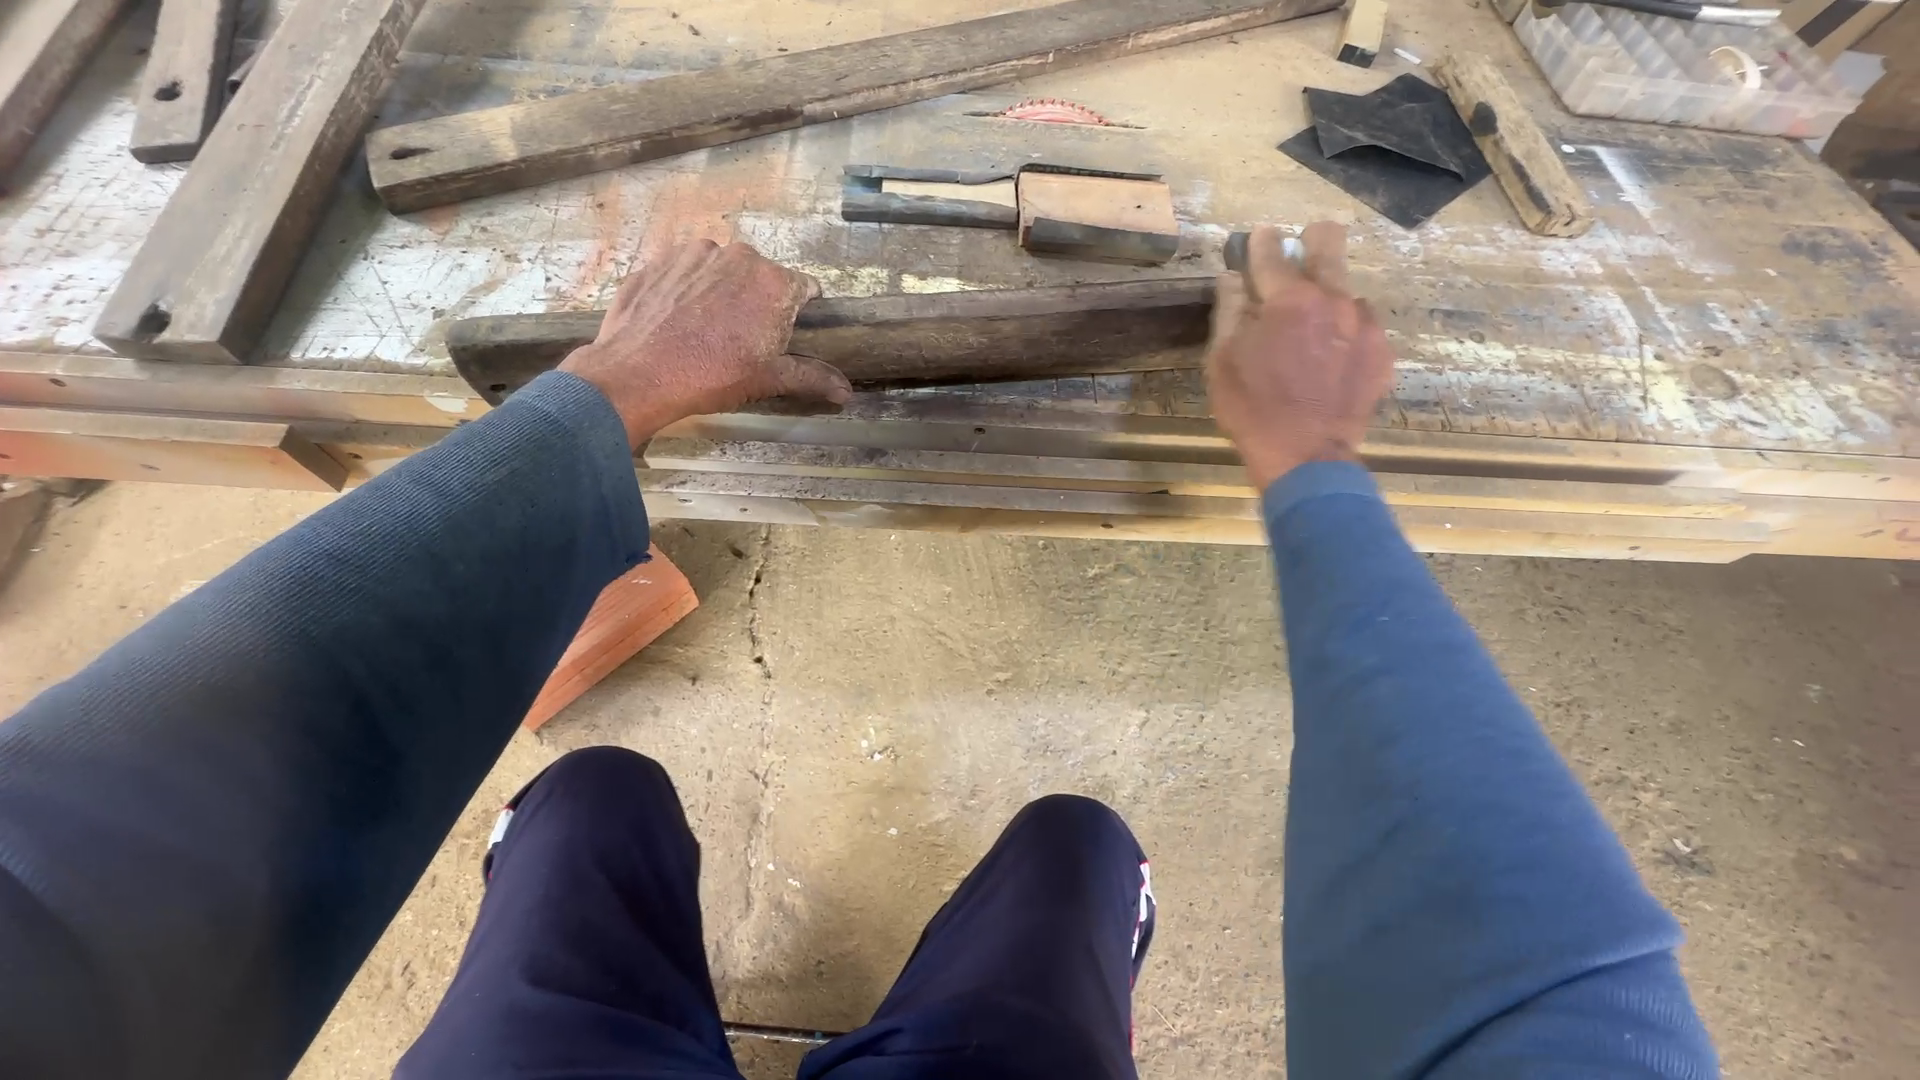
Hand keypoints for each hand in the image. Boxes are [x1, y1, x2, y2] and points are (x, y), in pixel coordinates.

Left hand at [559, 241, 852, 446]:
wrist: (638, 375)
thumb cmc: (712, 376)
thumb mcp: (768, 379)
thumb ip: (811, 376)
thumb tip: (847, 392)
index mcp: (773, 281)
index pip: (803, 287)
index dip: (797, 311)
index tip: (784, 334)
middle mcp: (737, 255)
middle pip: (760, 276)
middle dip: (757, 301)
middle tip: (743, 339)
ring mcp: (693, 253)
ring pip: (721, 271)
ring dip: (720, 293)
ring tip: (706, 331)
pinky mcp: (658, 260)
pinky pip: (684, 273)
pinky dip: (686, 292)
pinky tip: (677, 323)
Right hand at [1204, 223, 1393, 491]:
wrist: (1306, 456)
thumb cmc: (1252, 409)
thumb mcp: (1222, 362)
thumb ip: (1228, 312)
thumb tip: (1230, 279)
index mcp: (1289, 298)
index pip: (1272, 251)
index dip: (1260, 242)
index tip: (1257, 239)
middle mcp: (1333, 299)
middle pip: (1329, 241)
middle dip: (1310, 239)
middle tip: (1296, 257)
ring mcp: (1364, 324)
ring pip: (1345, 289)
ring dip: (1326, 298)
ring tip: (1309, 332)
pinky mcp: (1382, 352)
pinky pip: (1361, 326)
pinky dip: (1342, 333)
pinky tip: (1328, 360)